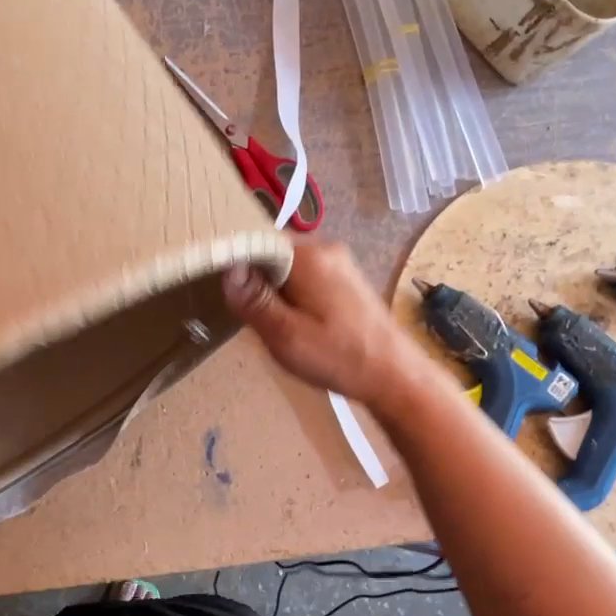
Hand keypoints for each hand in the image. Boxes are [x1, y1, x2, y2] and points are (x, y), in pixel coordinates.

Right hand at [223, 243, 405, 399]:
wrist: (394, 375)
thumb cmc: (338, 356)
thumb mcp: (285, 335)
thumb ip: (254, 300)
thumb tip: (227, 268)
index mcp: (308, 256)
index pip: (257, 240)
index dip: (235, 262)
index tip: (221, 289)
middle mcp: (325, 249)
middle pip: (272, 253)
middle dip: (254, 281)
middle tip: (246, 316)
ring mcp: (338, 264)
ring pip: (287, 267)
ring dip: (272, 291)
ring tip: (268, 324)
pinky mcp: (344, 281)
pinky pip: (304, 278)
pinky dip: (290, 295)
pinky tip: (291, 323)